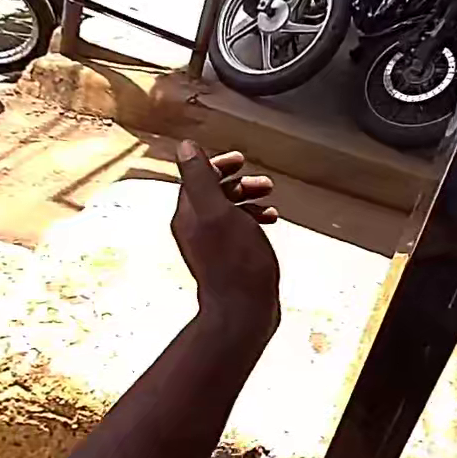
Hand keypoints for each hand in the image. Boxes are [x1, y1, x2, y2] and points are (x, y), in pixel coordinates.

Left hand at [173, 141, 281, 338]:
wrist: (244, 310)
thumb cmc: (235, 262)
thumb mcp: (218, 212)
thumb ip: (200, 179)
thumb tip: (185, 147)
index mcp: (189, 215)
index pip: (197, 178)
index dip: (218, 165)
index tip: (241, 160)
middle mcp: (196, 228)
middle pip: (214, 194)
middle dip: (239, 184)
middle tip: (265, 185)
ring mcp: (212, 246)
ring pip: (228, 211)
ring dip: (249, 201)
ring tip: (271, 204)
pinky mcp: (229, 259)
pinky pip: (239, 230)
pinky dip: (254, 221)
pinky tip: (269, 224)